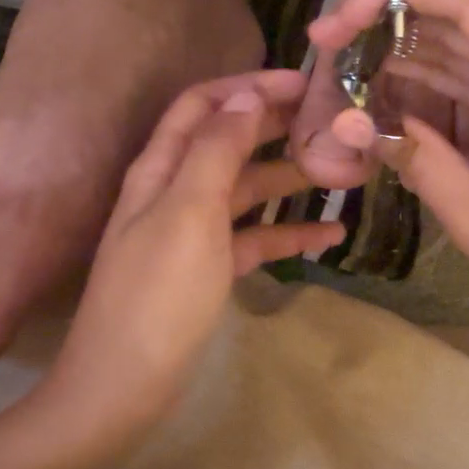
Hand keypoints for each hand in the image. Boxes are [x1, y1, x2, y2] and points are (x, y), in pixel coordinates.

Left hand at [26, 71, 343, 456]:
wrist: (123, 386)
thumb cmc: (157, 295)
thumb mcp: (189, 213)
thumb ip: (217, 150)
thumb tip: (248, 96)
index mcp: (161, 169)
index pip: (203, 105)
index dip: (250, 86)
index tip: (306, 82)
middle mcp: (174, 192)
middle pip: (229, 142)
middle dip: (278, 127)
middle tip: (334, 123)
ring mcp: (191, 234)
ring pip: (246, 191)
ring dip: (290, 179)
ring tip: (346, 174)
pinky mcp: (207, 271)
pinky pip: (253, 239)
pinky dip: (288, 233)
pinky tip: (330, 236)